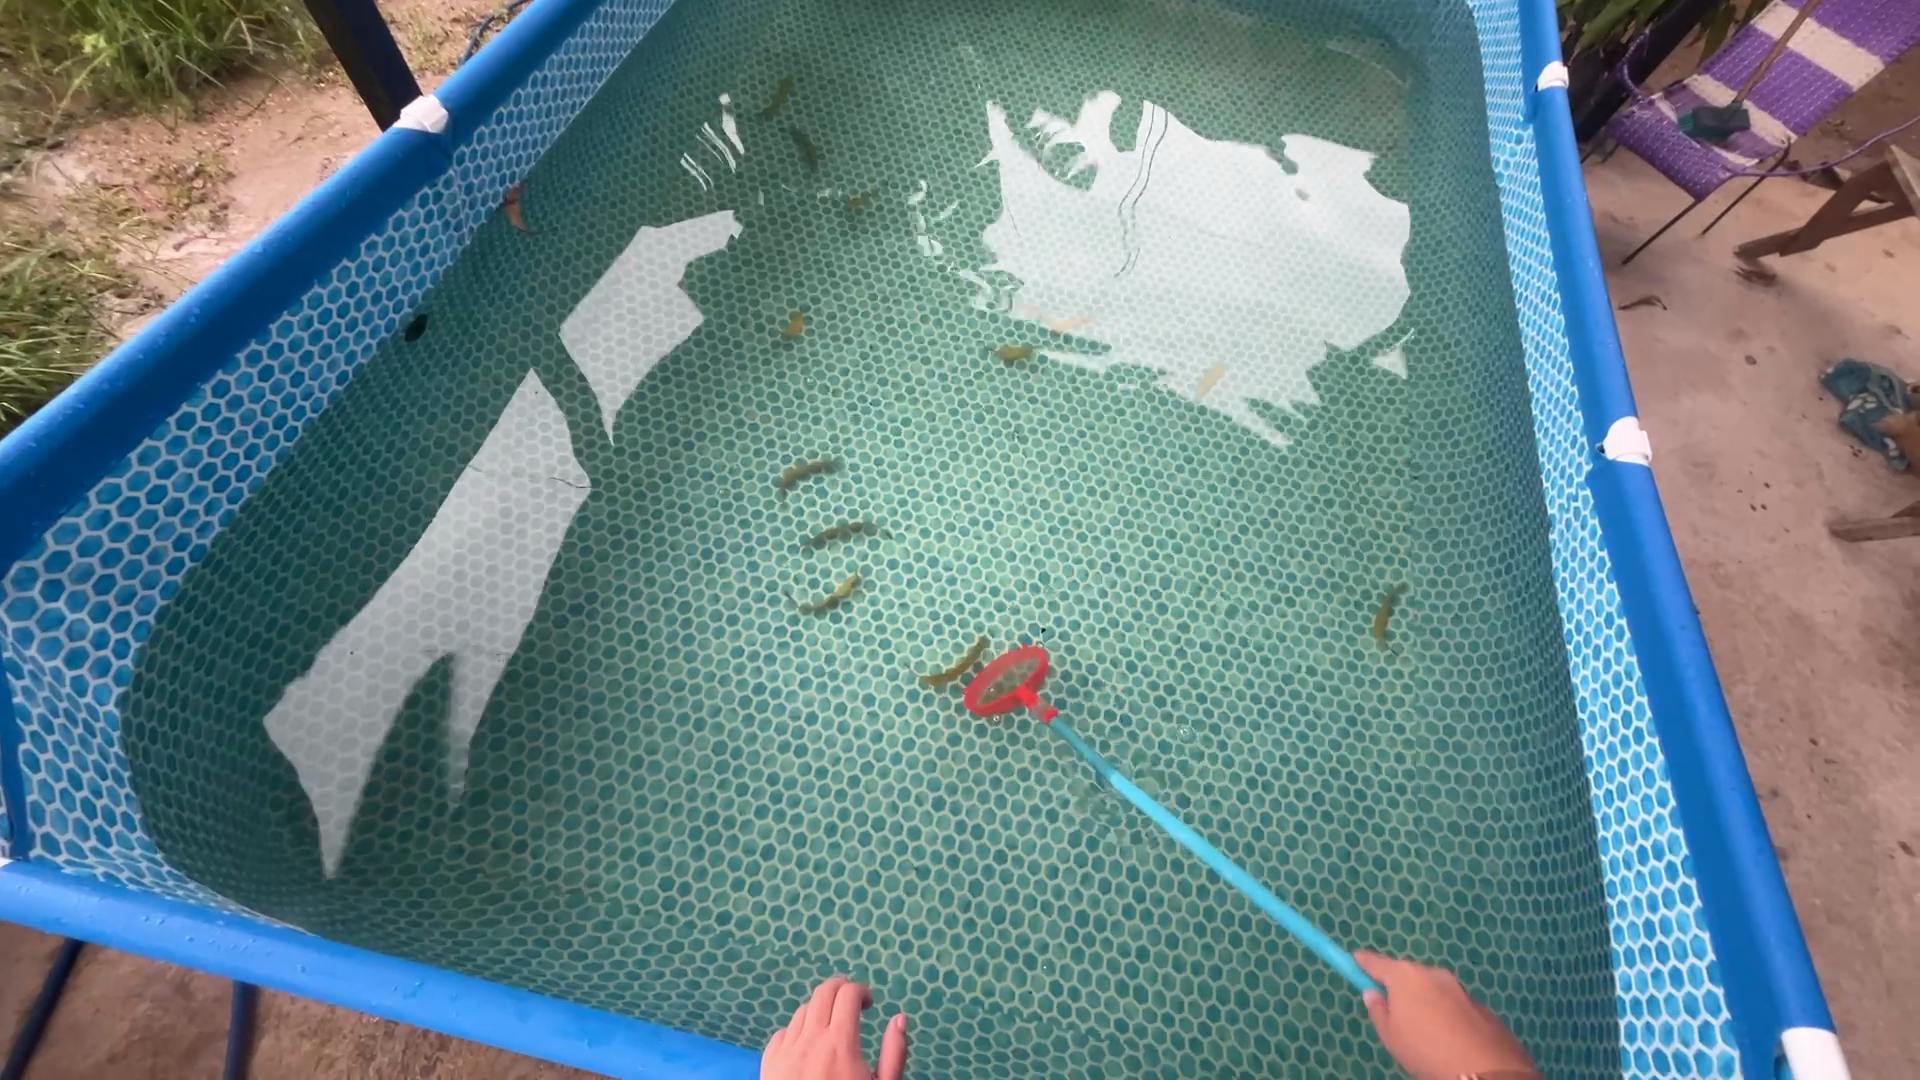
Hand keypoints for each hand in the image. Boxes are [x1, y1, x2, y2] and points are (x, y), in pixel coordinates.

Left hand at [761, 976, 906, 1079]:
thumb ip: (894, 1054)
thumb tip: (900, 1018)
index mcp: (840, 1044)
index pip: (848, 994)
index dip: (861, 991)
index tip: (869, 1004)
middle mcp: (811, 1040)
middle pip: (823, 992)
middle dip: (840, 988)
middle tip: (851, 1002)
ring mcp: (786, 1052)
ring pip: (803, 1010)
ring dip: (819, 1010)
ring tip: (830, 1026)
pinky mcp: (768, 1066)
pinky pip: (782, 1033)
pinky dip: (797, 1031)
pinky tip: (806, 1045)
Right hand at [1356, 951, 1536, 1079]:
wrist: (1489, 1076)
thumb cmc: (1427, 1052)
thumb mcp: (1390, 1036)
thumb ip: (1377, 1010)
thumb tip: (1375, 994)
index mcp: (1403, 976)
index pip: (1374, 961)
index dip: (1362, 962)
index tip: (1355, 962)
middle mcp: (1431, 973)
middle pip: (1407, 975)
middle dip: (1401, 988)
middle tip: (1398, 1014)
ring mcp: (1460, 990)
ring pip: (1434, 991)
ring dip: (1428, 1003)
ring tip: (1430, 1034)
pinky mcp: (1484, 1009)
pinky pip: (1457, 1007)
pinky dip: (1451, 1017)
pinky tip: (1453, 1042)